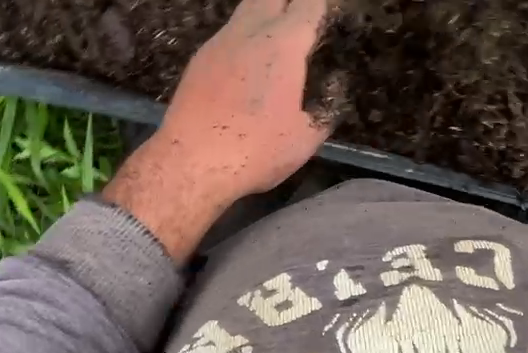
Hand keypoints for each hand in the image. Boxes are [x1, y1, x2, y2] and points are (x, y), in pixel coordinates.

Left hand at [102, 0, 331, 259]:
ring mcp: (220, 41)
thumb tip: (335, 92)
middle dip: (290, 5)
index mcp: (284, 43)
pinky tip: (243, 68)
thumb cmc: (255, 151)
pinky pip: (226, 37)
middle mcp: (251, 30)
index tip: (326, 25)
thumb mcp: (303, 141)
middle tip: (299, 26)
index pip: (310, 5)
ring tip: (272, 44)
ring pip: (246, 10)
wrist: (192, 162)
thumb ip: (324, 112)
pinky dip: (240, 43)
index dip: (322, 11)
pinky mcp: (199, 59)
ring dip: (263, 18)